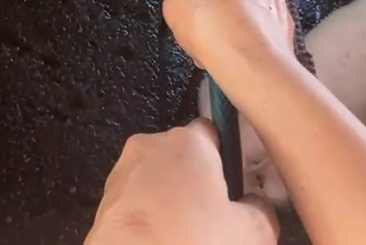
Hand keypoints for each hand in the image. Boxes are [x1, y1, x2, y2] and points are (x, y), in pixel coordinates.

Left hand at [85, 119, 278, 244]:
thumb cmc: (196, 241)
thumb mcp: (251, 234)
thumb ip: (261, 212)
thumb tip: (256, 204)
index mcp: (188, 141)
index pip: (211, 132)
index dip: (224, 158)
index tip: (234, 189)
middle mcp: (151, 143)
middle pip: (182, 158)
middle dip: (197, 185)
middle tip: (214, 223)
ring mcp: (123, 170)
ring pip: (156, 181)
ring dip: (170, 203)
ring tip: (186, 238)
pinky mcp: (104, 199)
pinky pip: (136, 203)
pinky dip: (148, 219)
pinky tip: (160, 242)